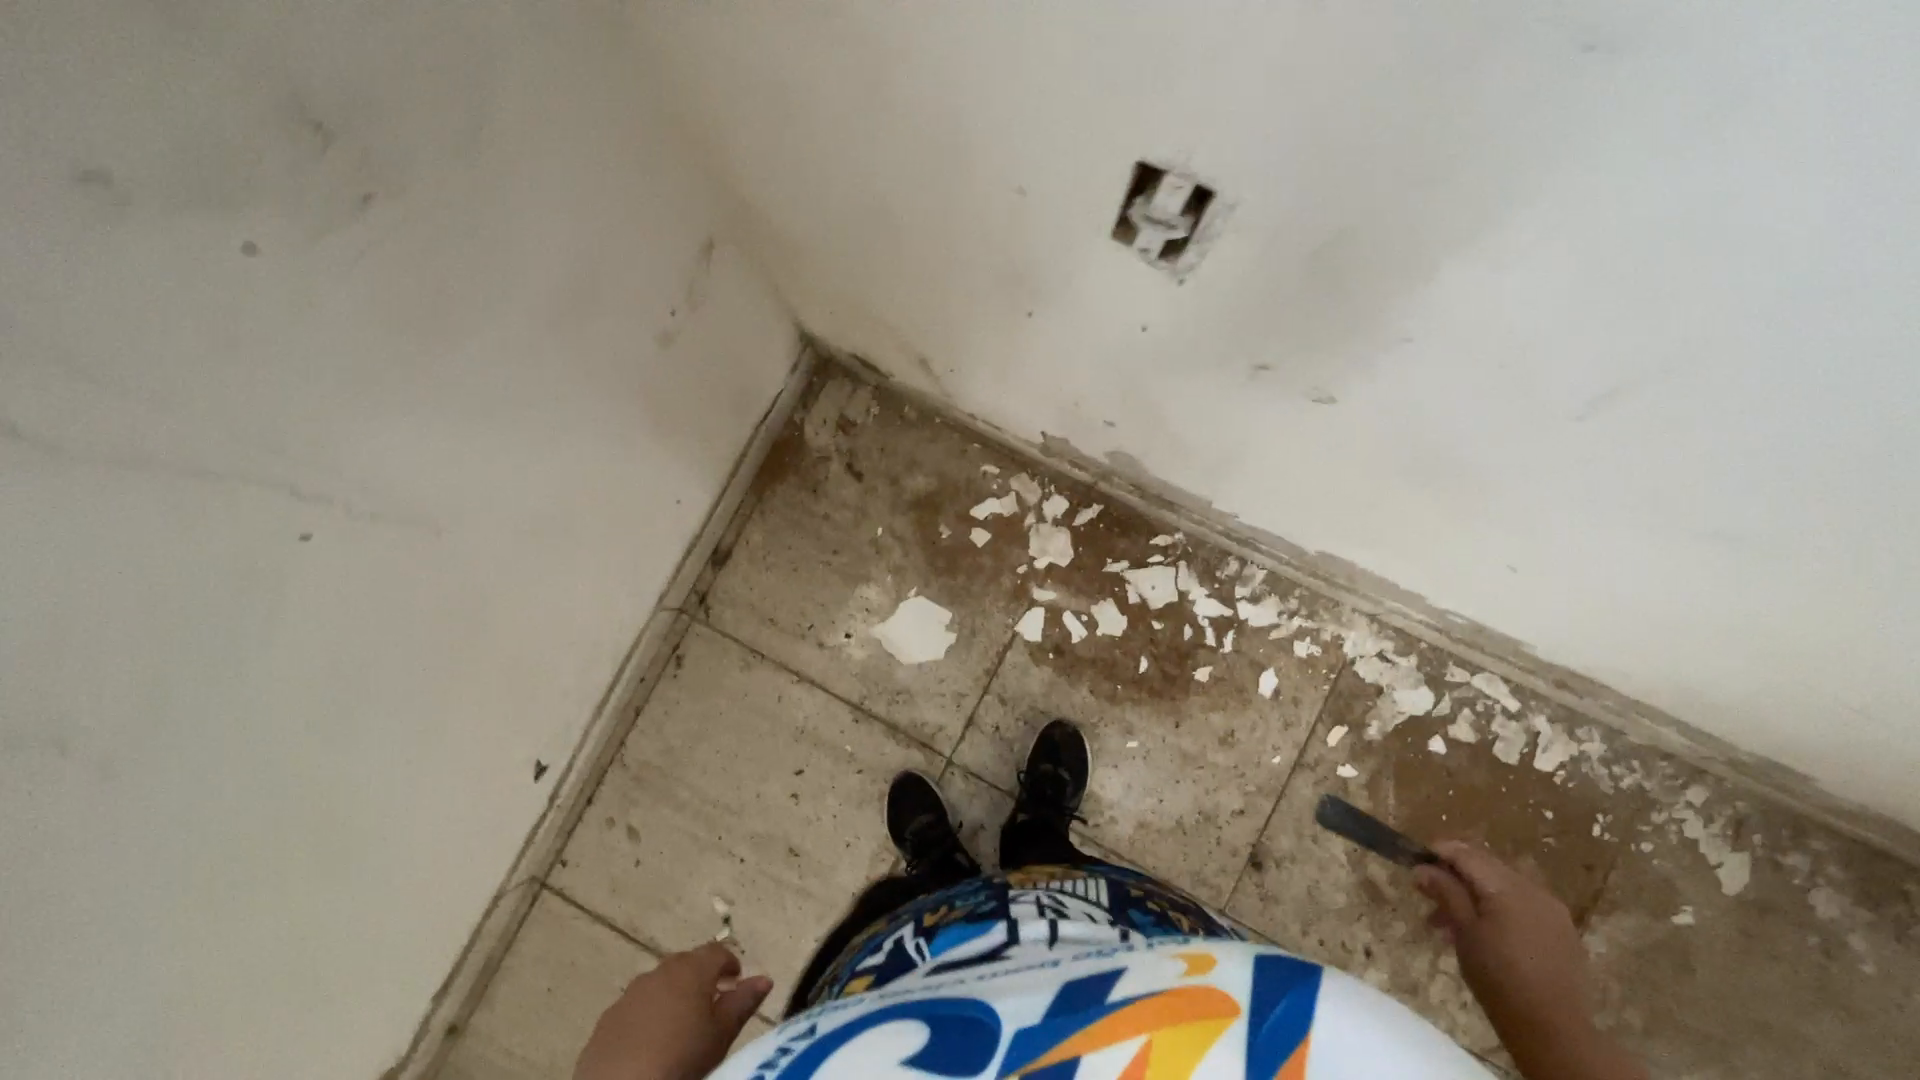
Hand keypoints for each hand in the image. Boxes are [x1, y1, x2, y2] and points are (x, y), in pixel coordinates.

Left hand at [574, 941, 772, 1079]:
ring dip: (674, 995)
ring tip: (683, 1025)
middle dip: (702, 978)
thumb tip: (765, 978)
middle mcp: (659, 973)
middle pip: (686, 965)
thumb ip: (743, 1002)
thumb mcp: (721, 1035)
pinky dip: (649, 1015)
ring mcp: (629, 995)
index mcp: (691, 970)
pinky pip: (636, 1008)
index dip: (729, 963)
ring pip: (659, 985)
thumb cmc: (682, 1059)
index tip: (737, 981)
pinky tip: (652, 1043)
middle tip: (713, 1003)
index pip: (716, 952)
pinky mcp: (607, 1020)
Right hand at [1415, 842, 1645, 1079]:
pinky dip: (1497, 911)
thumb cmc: (1498, 978)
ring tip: (1449, 924)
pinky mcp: (1561, 932)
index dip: (1438, 852)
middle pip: (1487, 868)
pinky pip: (1522, 907)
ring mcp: (1552, 911)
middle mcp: (1534, 890)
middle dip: (1455, 877)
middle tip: (1427, 896)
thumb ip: (1445, 893)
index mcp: (1509, 887)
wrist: (1553, 1029)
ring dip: (1474, 896)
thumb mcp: (1463, 932)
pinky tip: (1483, 936)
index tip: (1414, 863)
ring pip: (1504, 888)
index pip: (1467, 854)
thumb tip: (1423, 868)